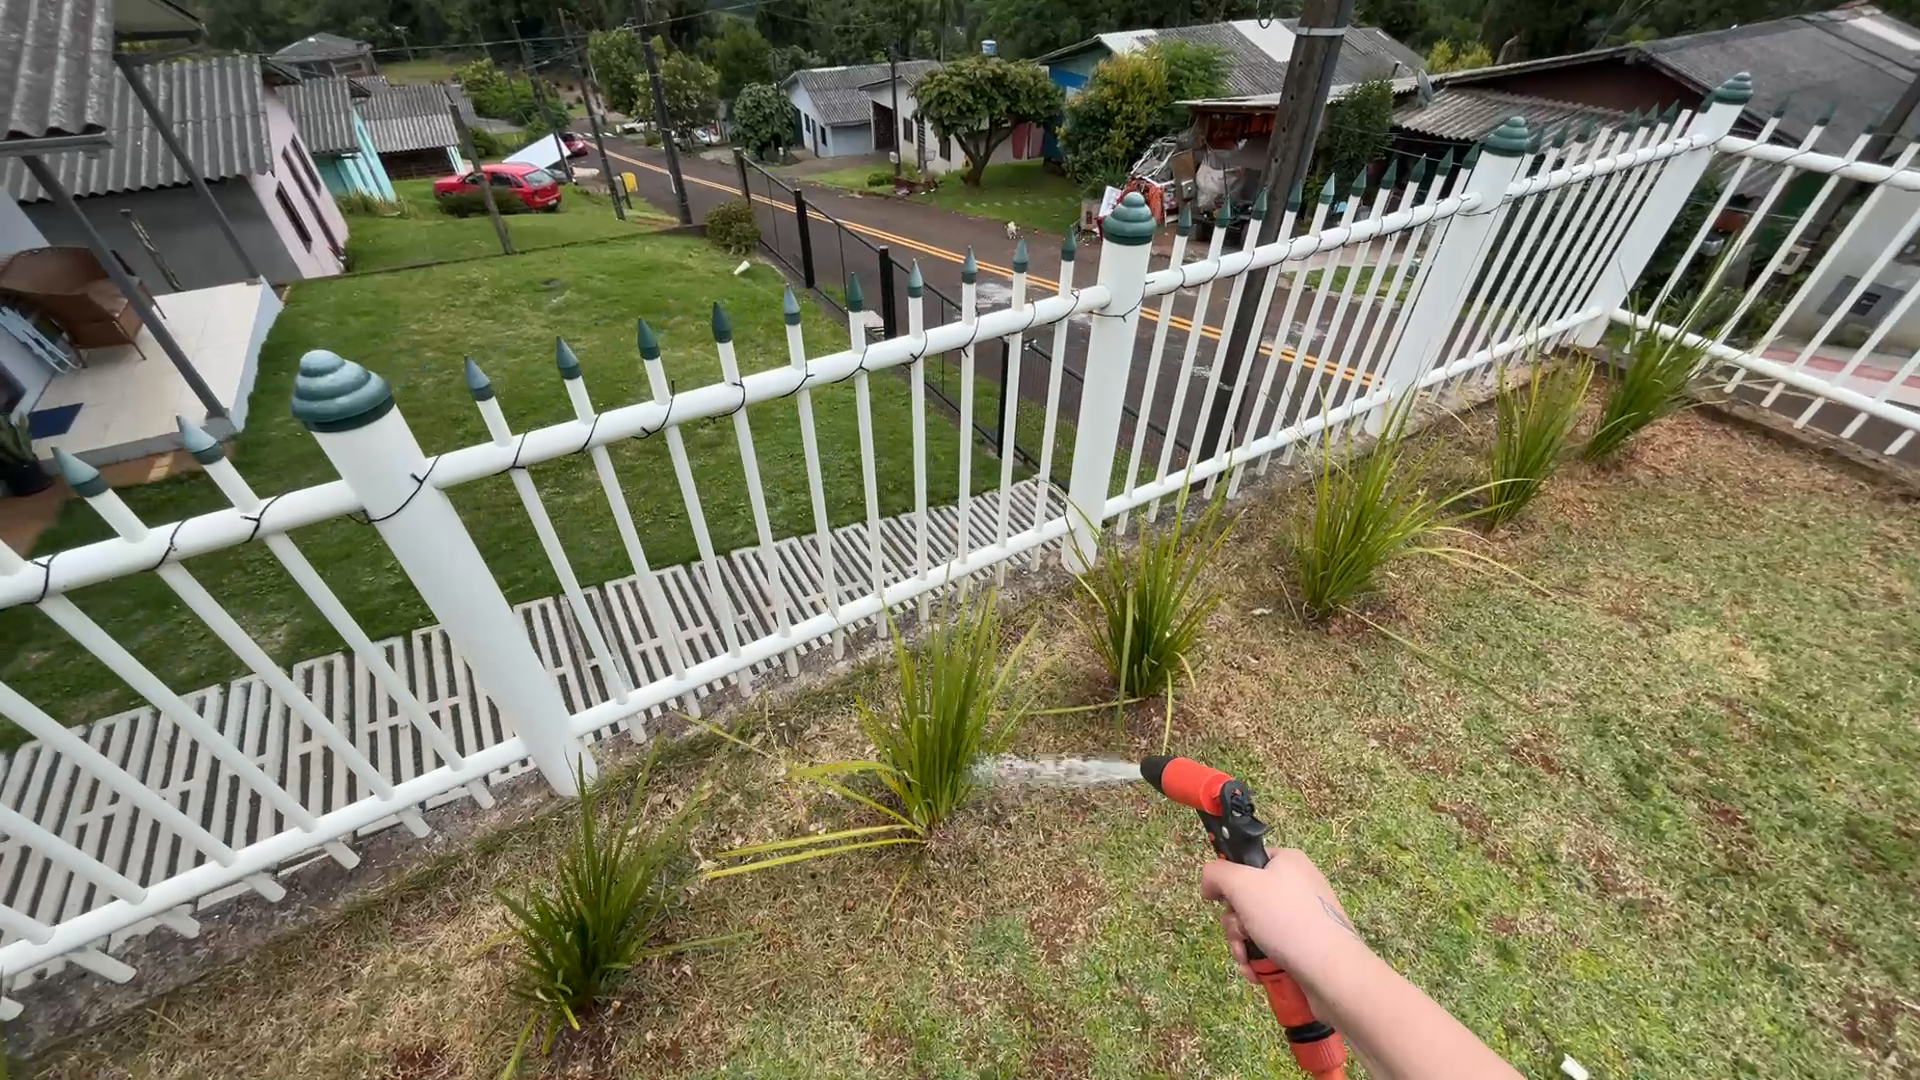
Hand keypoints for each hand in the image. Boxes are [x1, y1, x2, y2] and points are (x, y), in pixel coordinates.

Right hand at [1200, 848, 1361, 986]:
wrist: (1334, 974)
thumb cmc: (1286, 919)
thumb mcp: (1240, 883)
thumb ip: (1215, 873)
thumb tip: (1209, 886)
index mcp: (1288, 861)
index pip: (1246, 861)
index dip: (1229, 880)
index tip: (1224, 899)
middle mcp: (1298, 885)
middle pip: (1246, 897)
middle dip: (1234, 921)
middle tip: (1239, 933)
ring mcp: (1305, 917)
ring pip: (1256, 925)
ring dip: (1242, 944)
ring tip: (1247, 960)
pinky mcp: (1309, 946)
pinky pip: (1272, 946)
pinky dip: (1259, 959)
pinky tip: (1256, 973)